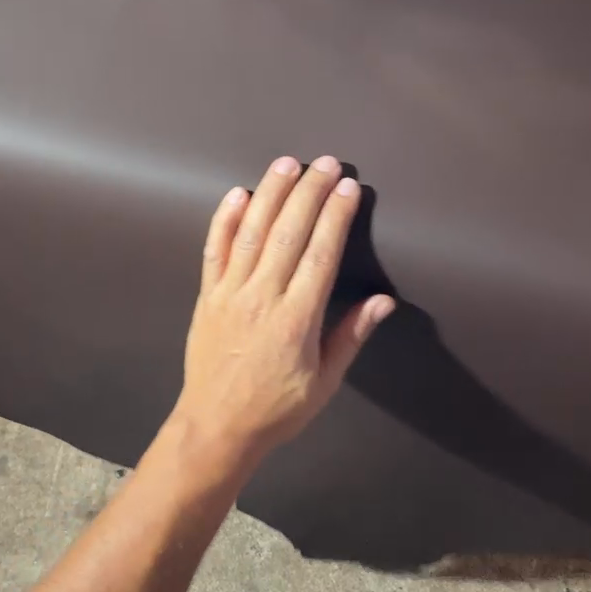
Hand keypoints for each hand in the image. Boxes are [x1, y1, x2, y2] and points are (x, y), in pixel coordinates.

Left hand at [173, 155, 395, 466]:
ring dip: (271, 193)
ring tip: (287, 164)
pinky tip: (238, 193)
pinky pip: (214, 250)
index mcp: (296, 320)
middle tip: (328, 163)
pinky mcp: (206, 295)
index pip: (321, 254)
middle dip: (310, 192)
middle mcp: (262, 298)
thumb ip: (351, 335)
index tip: (348, 188)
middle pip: (288, 232)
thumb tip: (384, 301)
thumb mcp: (324, 382)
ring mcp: (229, 293)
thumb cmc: (276, 409)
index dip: (336, 217)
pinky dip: (225, 219)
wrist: (215, 428)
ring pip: (251, 232)